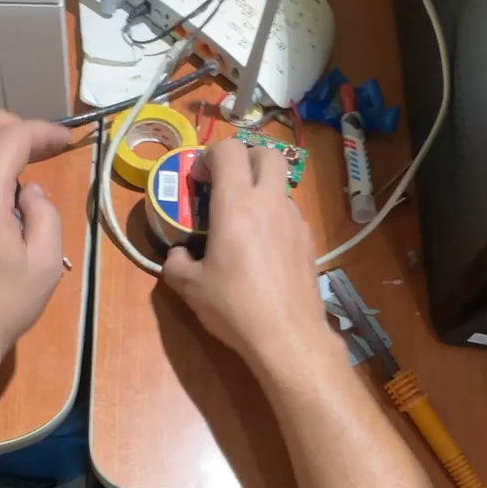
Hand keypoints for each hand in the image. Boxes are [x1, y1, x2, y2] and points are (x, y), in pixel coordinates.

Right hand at [161, 139, 340, 374]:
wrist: (287, 337)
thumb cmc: (235, 308)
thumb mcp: (191, 288)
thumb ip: (176, 264)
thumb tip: (178, 255)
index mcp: (237, 205)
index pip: (229, 150)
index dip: (211, 155)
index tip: (200, 178)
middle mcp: (271, 203)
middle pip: (266, 154)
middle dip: (245, 159)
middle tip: (228, 185)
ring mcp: (295, 221)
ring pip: (281, 186)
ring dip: (262, 192)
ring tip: (245, 223)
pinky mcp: (310, 242)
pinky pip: (291, 216)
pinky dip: (276, 219)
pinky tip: (265, 250)